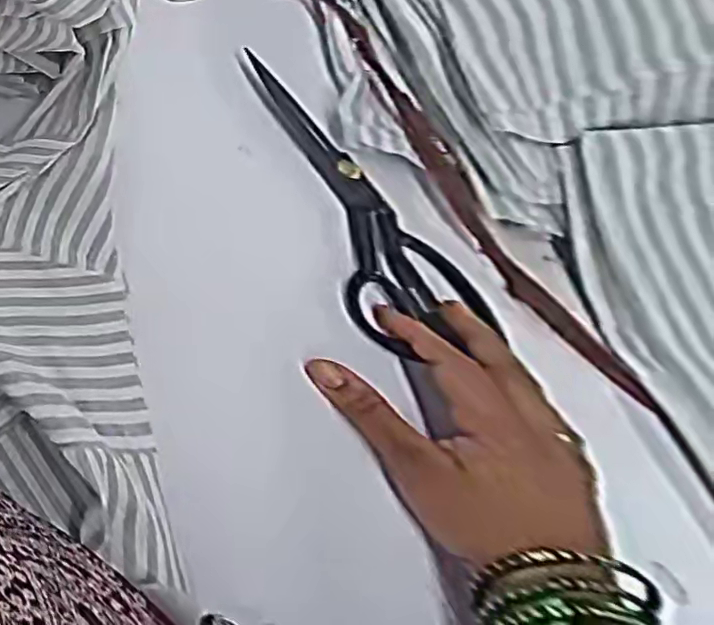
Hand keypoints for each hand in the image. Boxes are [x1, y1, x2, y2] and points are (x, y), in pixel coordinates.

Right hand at [305, 302, 606, 568]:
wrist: (548, 587)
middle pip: (501, 365)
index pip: (451, 359)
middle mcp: (534, 431)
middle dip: (470, 331)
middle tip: (446, 309)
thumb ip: (369, 413)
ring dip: (499, 359)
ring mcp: (557, 455)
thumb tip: (329, 373)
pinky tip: (519, 402)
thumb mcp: (413, 466)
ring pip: (528, 390)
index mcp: (497, 421)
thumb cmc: (491, 532)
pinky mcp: (567, 476)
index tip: (390, 315)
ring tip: (479, 342)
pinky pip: (547, 418)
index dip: (416, 332)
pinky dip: (524, 395)